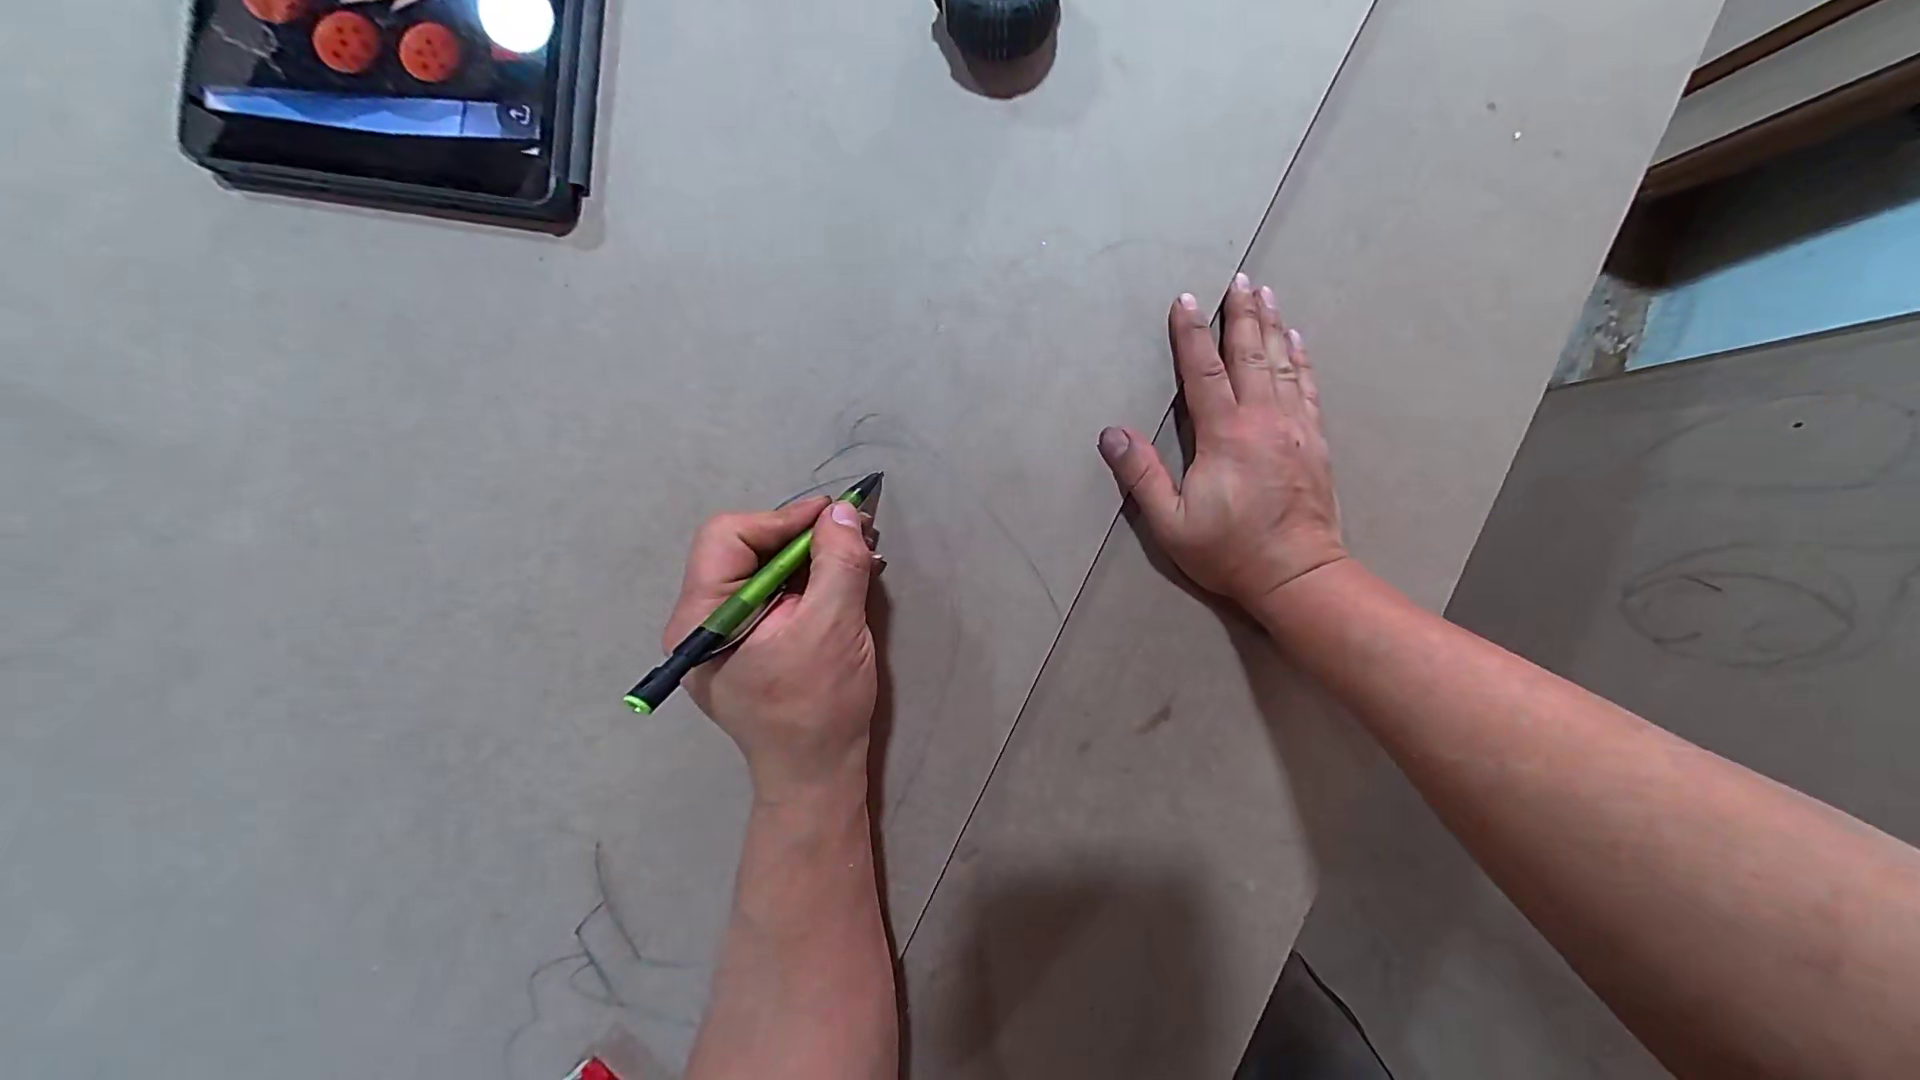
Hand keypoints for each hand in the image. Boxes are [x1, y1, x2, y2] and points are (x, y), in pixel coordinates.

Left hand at [663, 497, 879, 802]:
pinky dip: (808, 580)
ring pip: (762, 568)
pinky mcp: (746, 642)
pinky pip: (772, 593)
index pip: (730, 537)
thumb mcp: (835, 626)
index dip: (784, 519)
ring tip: (855, 554)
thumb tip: (840, 510)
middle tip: (851, 532)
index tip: (833, 517)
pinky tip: (841, 580)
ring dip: (809, 556)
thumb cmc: (820, 706)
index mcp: (702, 617)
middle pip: (745, 549)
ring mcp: (722, 633)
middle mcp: (701, 620)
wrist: (817, 773)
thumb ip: (838, 562)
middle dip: (801, 536)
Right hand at [1099, 274, 1346, 606]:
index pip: (1205, 373)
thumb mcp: (1171, 523)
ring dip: (1273, 326)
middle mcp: (1264, 421)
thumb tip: (1111, 435)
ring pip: (1283, 364)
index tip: (1185, 301)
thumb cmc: (1229, 551)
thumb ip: (1141, 476)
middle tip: (1240, 278)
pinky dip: (1301, 359)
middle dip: (1242, 314)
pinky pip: (1308, 388)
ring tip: (1266, 294)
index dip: (1191, 335)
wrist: (1298, 574)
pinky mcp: (1315, 441)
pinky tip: (1297, 341)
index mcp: (1225, 436)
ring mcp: (1295, 428)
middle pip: (1251, 355)